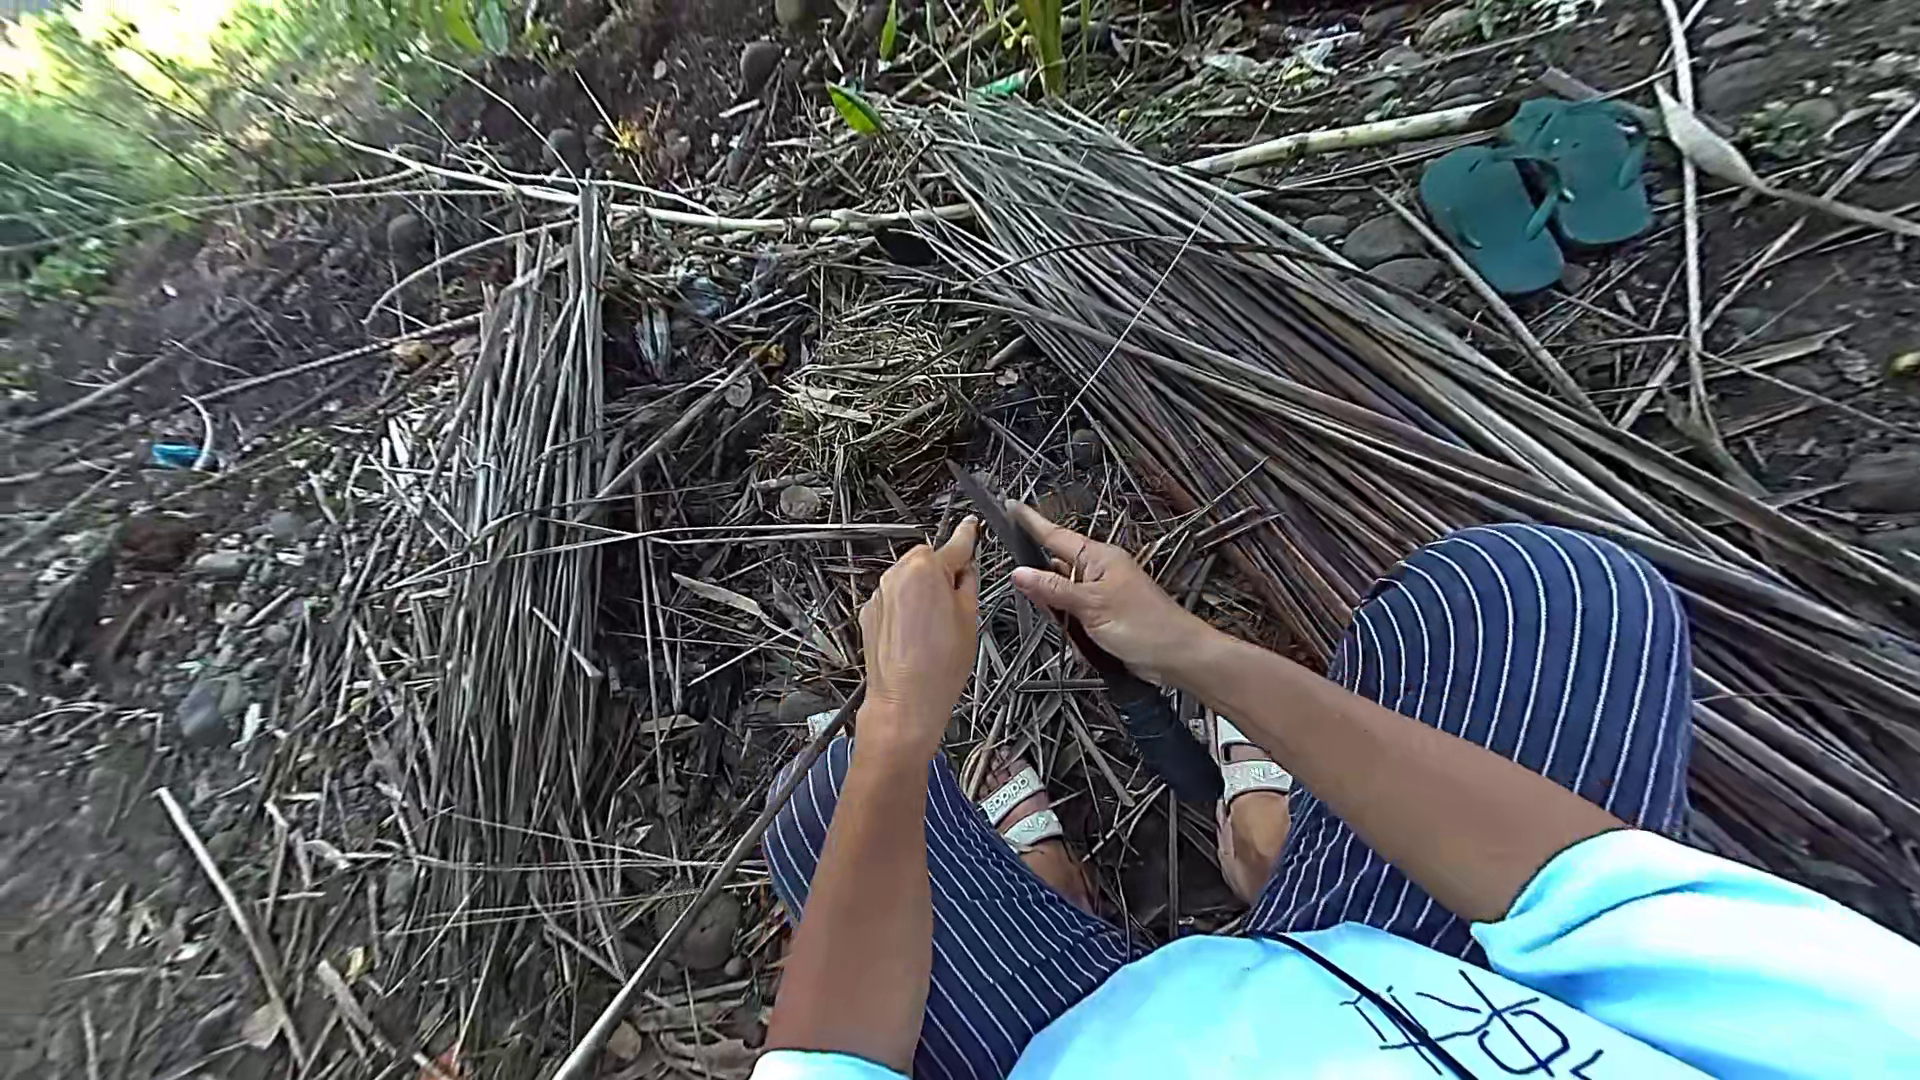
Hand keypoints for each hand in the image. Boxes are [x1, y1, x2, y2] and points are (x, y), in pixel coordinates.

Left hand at [858, 518, 980, 760]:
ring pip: (910, 580)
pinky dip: (907, 609)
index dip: (969, 536)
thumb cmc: (936, 667)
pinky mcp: (870, 612)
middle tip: (959, 605)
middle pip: (929, 561)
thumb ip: (969, 582)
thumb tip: (968, 568)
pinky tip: (919, 636)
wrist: (904, 702)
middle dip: (944, 575)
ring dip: (924, 593)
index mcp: (925, 569)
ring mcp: (880, 593)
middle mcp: (897, 575)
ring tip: (938, 630)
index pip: (956, 543)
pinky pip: (895, 598)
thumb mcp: (970, 617)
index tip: (972, 527)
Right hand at [1006, 503, 1227, 686]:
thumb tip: (1021, 574)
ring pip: (1062, 599)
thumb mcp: (1091, 605)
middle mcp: (1100, 571)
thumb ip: (1052, 590)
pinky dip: (1076, 632)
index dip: (1031, 522)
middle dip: (1047, 594)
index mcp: (1099, 557)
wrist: (1178, 657)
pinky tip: (1088, 643)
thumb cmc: (1149, 626)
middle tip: (1051, 608)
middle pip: (1053, 572)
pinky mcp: (1104, 615)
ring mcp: (1102, 594)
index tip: (1013, 508)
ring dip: (1064, 619)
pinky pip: (1075, 618)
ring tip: (1082, 632)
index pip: (1055, 535)